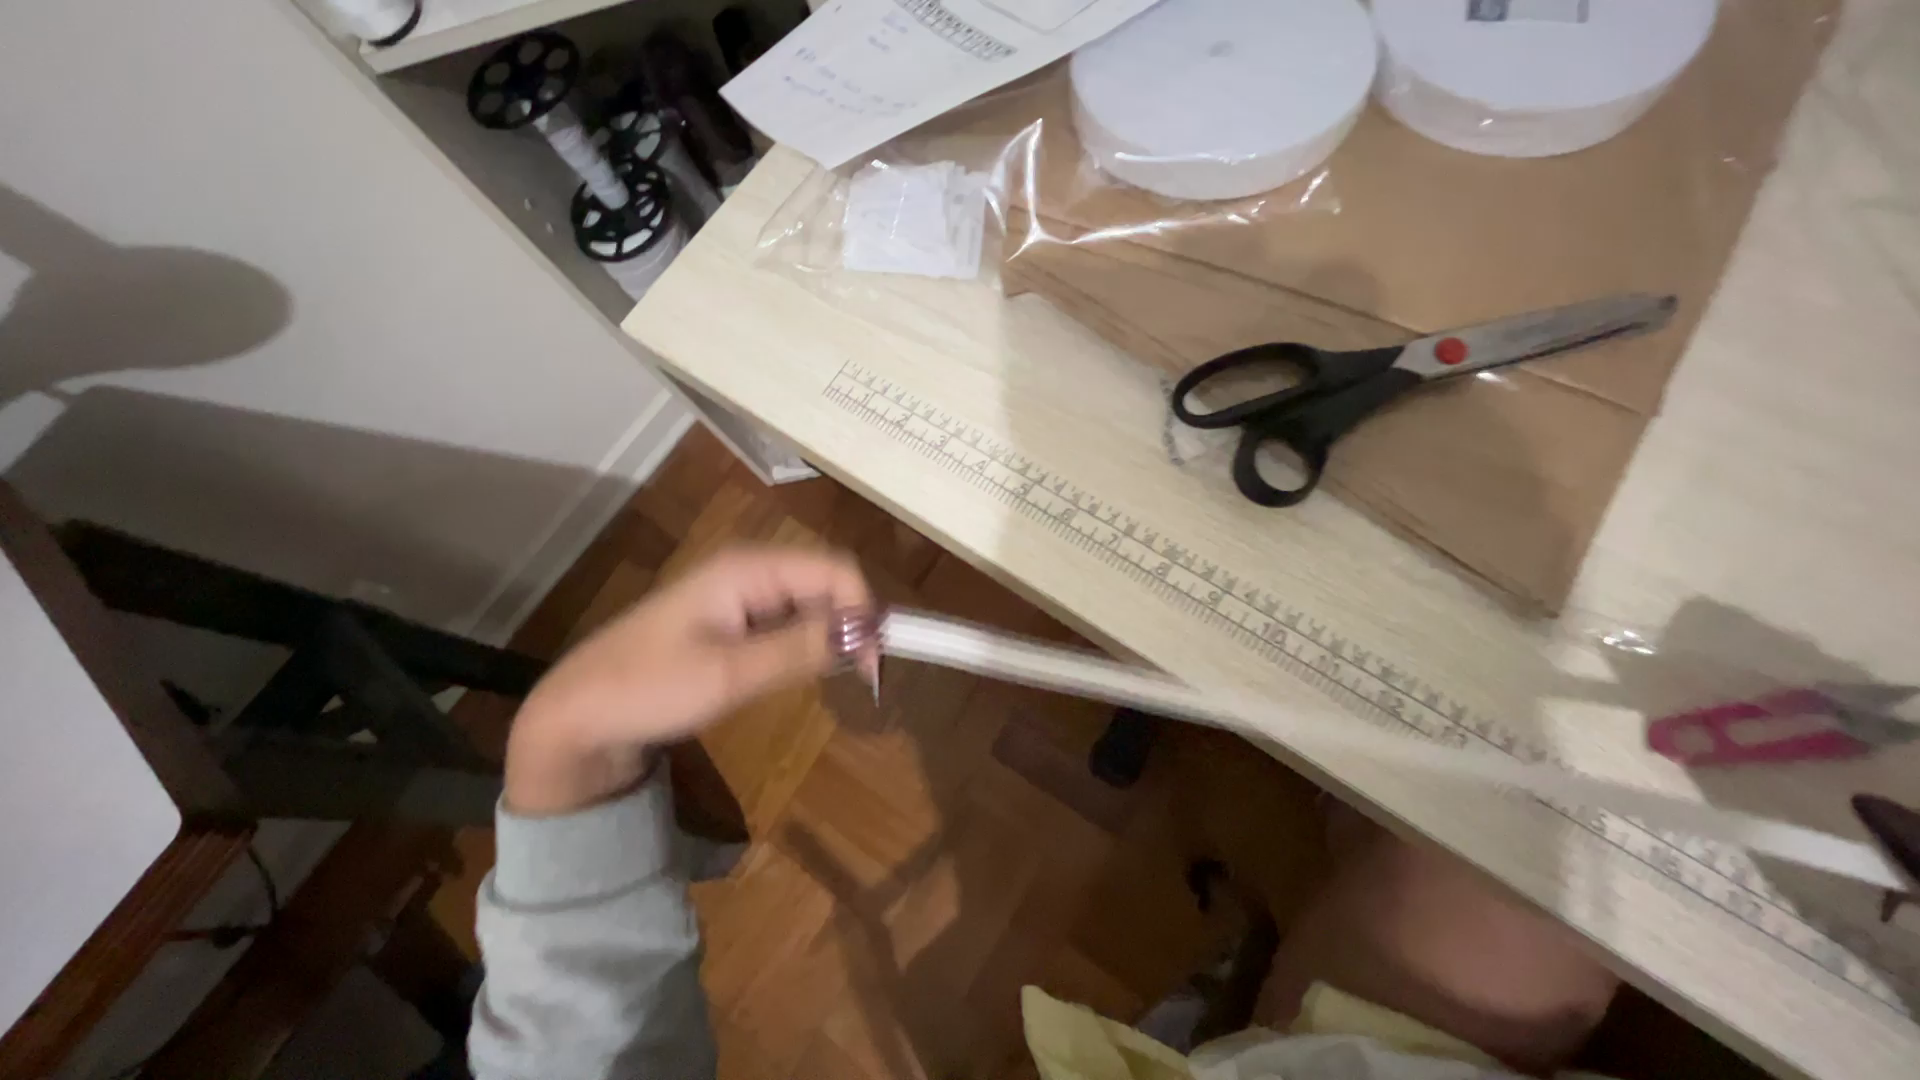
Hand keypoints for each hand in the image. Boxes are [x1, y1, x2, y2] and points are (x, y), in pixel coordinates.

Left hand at [504, 546, 874, 815]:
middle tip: (866, 678)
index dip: (864, 609)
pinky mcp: (732, 623)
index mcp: (747, 568)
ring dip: (833, 635)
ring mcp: (739, 596)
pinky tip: (809, 671)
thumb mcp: (730, 673)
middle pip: (825, 582)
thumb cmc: (647, 688)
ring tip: (846, 678)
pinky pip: (788, 622)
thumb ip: (800, 649)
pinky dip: (808, 644)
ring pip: (810, 603)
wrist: (578, 717)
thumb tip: (866, 632)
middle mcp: (748, 571)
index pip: (833, 569)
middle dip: (853, 622)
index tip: (875, 664)